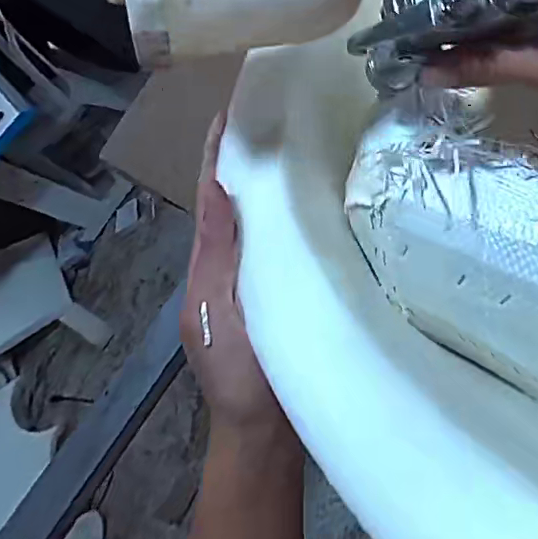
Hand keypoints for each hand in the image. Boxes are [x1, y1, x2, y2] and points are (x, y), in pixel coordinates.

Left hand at [181, 114, 289, 436]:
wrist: (268, 429)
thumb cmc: (239, 373)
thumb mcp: (219, 309)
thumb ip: (220, 252)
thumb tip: (220, 187)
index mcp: (211, 259)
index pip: (212, 192)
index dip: (218, 151)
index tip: (232, 109)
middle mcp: (234, 256)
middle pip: (238, 195)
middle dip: (249, 154)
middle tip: (277, 112)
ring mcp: (262, 270)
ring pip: (266, 212)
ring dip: (276, 176)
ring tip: (304, 138)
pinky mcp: (291, 282)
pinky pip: (292, 235)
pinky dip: (300, 208)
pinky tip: (326, 191)